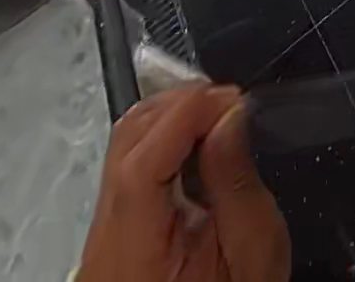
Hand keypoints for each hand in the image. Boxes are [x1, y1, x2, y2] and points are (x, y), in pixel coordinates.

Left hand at [79, 86, 288, 281]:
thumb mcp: (253, 250)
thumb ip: (236, 181)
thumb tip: (230, 112)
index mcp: (134, 254)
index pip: (142, 164)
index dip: (187, 115)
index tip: (235, 99)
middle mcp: (102, 239)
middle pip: (126, 141)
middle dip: (181, 105)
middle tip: (233, 105)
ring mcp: (101, 234)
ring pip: (124, 143)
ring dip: (174, 115)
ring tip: (221, 118)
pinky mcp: (111, 230)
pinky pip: (130, 161)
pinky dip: (167, 135)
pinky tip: (202, 141)